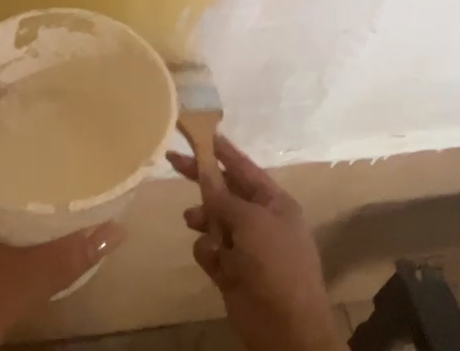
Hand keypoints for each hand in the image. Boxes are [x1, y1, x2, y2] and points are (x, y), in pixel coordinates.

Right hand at [167, 136, 343, 350]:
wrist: (287, 328)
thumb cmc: (276, 263)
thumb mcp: (251, 221)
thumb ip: (223, 198)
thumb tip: (206, 178)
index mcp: (274, 202)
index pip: (243, 167)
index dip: (222, 150)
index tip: (200, 132)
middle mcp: (259, 219)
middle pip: (224, 190)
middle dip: (202, 179)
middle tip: (173, 161)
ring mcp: (244, 246)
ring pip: (212, 220)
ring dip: (203, 220)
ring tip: (195, 223)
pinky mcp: (230, 270)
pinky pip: (209, 249)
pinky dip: (208, 252)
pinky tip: (217, 263)